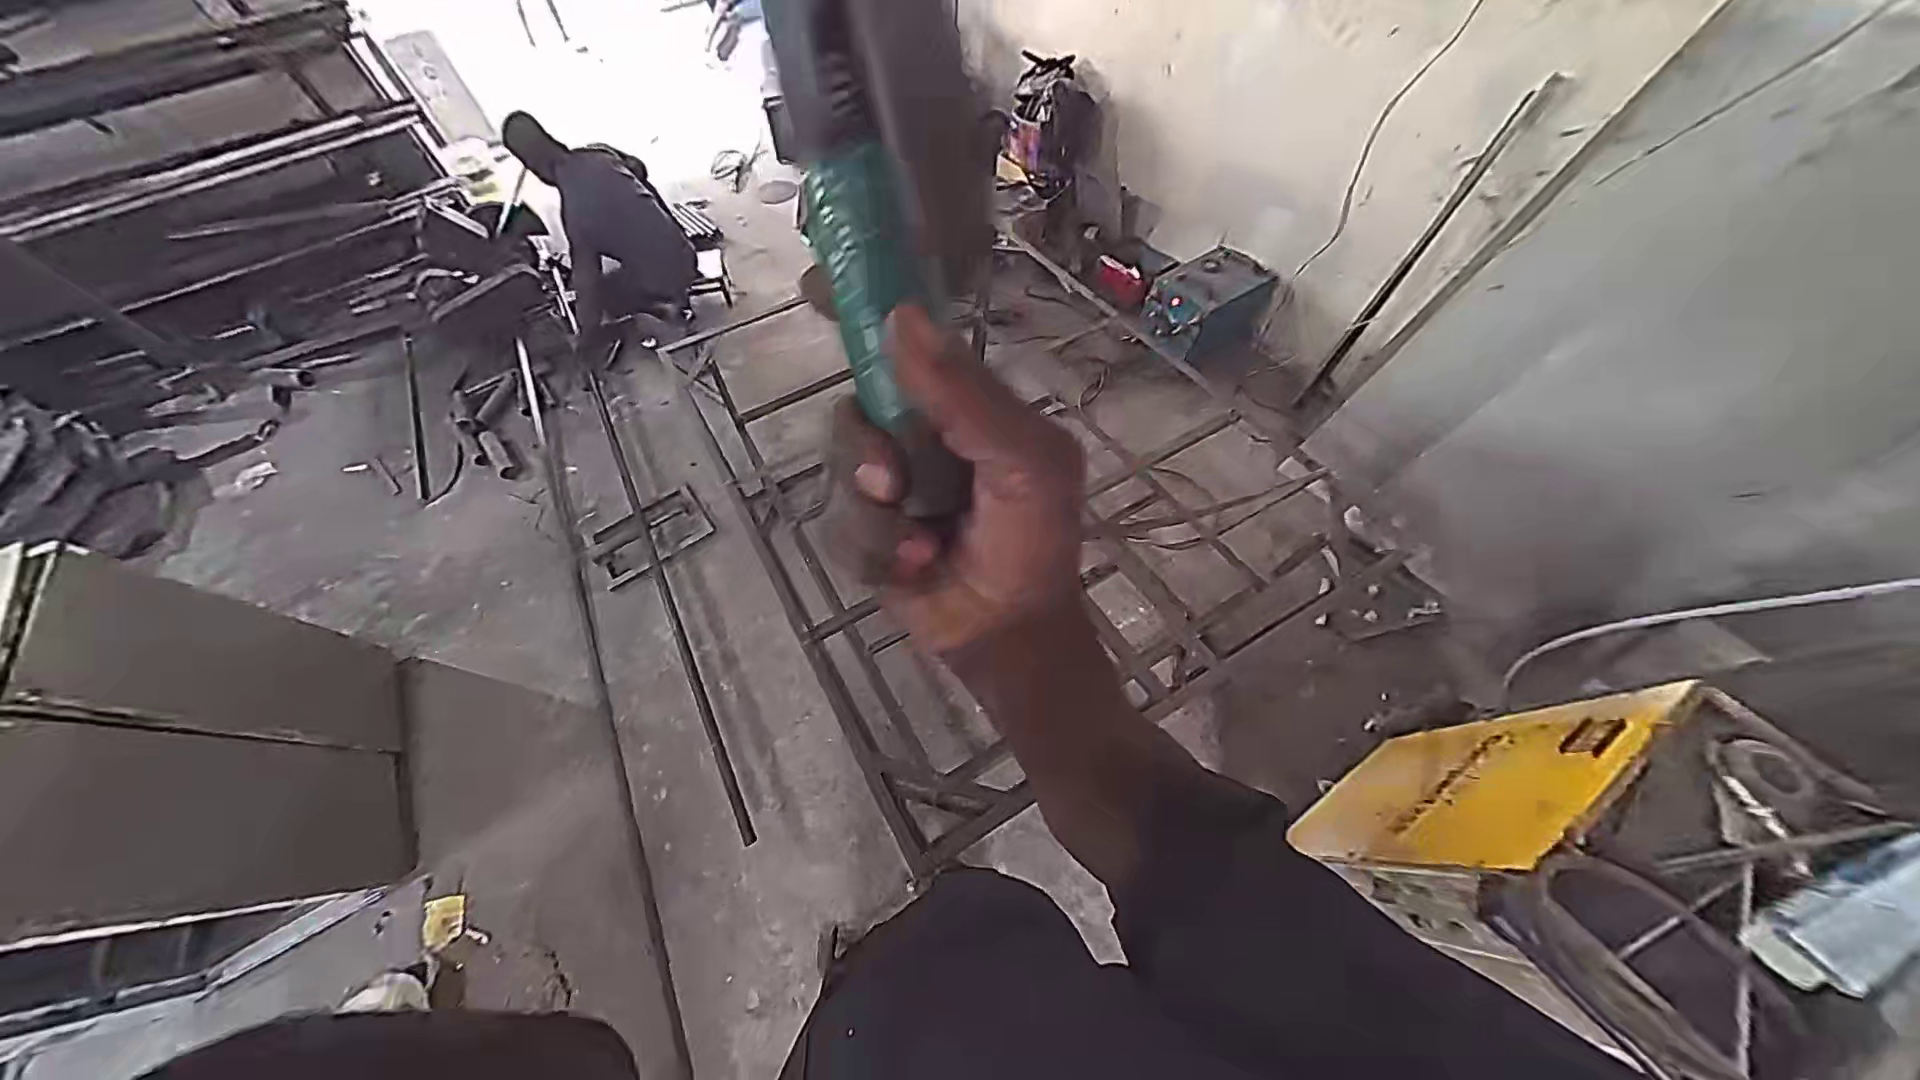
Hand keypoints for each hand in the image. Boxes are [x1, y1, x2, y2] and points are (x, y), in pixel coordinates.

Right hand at [829, 305, 1084, 654]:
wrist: (1011, 629)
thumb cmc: (1034, 540)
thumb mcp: (1023, 462)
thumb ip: (967, 397)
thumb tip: (902, 316)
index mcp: (959, 408)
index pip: (903, 346)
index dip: (858, 317)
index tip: (816, 294)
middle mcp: (915, 437)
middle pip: (852, 412)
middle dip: (867, 452)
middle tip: (894, 487)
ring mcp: (885, 486)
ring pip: (837, 473)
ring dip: (878, 518)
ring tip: (923, 549)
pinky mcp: (863, 534)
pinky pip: (836, 527)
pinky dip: (876, 553)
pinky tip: (914, 569)